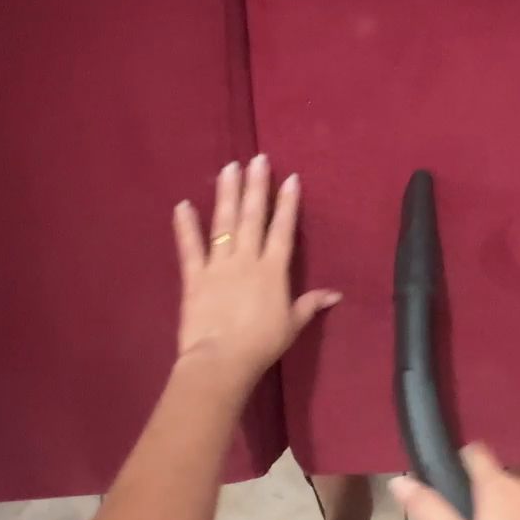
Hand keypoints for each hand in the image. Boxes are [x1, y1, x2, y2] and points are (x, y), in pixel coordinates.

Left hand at [171, 155, 339, 393]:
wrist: (221, 360)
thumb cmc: (262, 344)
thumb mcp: (292, 324)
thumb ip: (311, 304)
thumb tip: (336, 293)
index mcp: (273, 270)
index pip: (283, 230)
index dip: (287, 203)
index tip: (291, 178)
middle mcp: (246, 259)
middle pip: (253, 217)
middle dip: (256, 186)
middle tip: (257, 159)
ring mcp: (218, 266)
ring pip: (224, 223)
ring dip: (227, 194)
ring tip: (229, 168)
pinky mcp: (194, 277)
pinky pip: (189, 248)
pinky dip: (185, 226)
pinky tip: (183, 205)